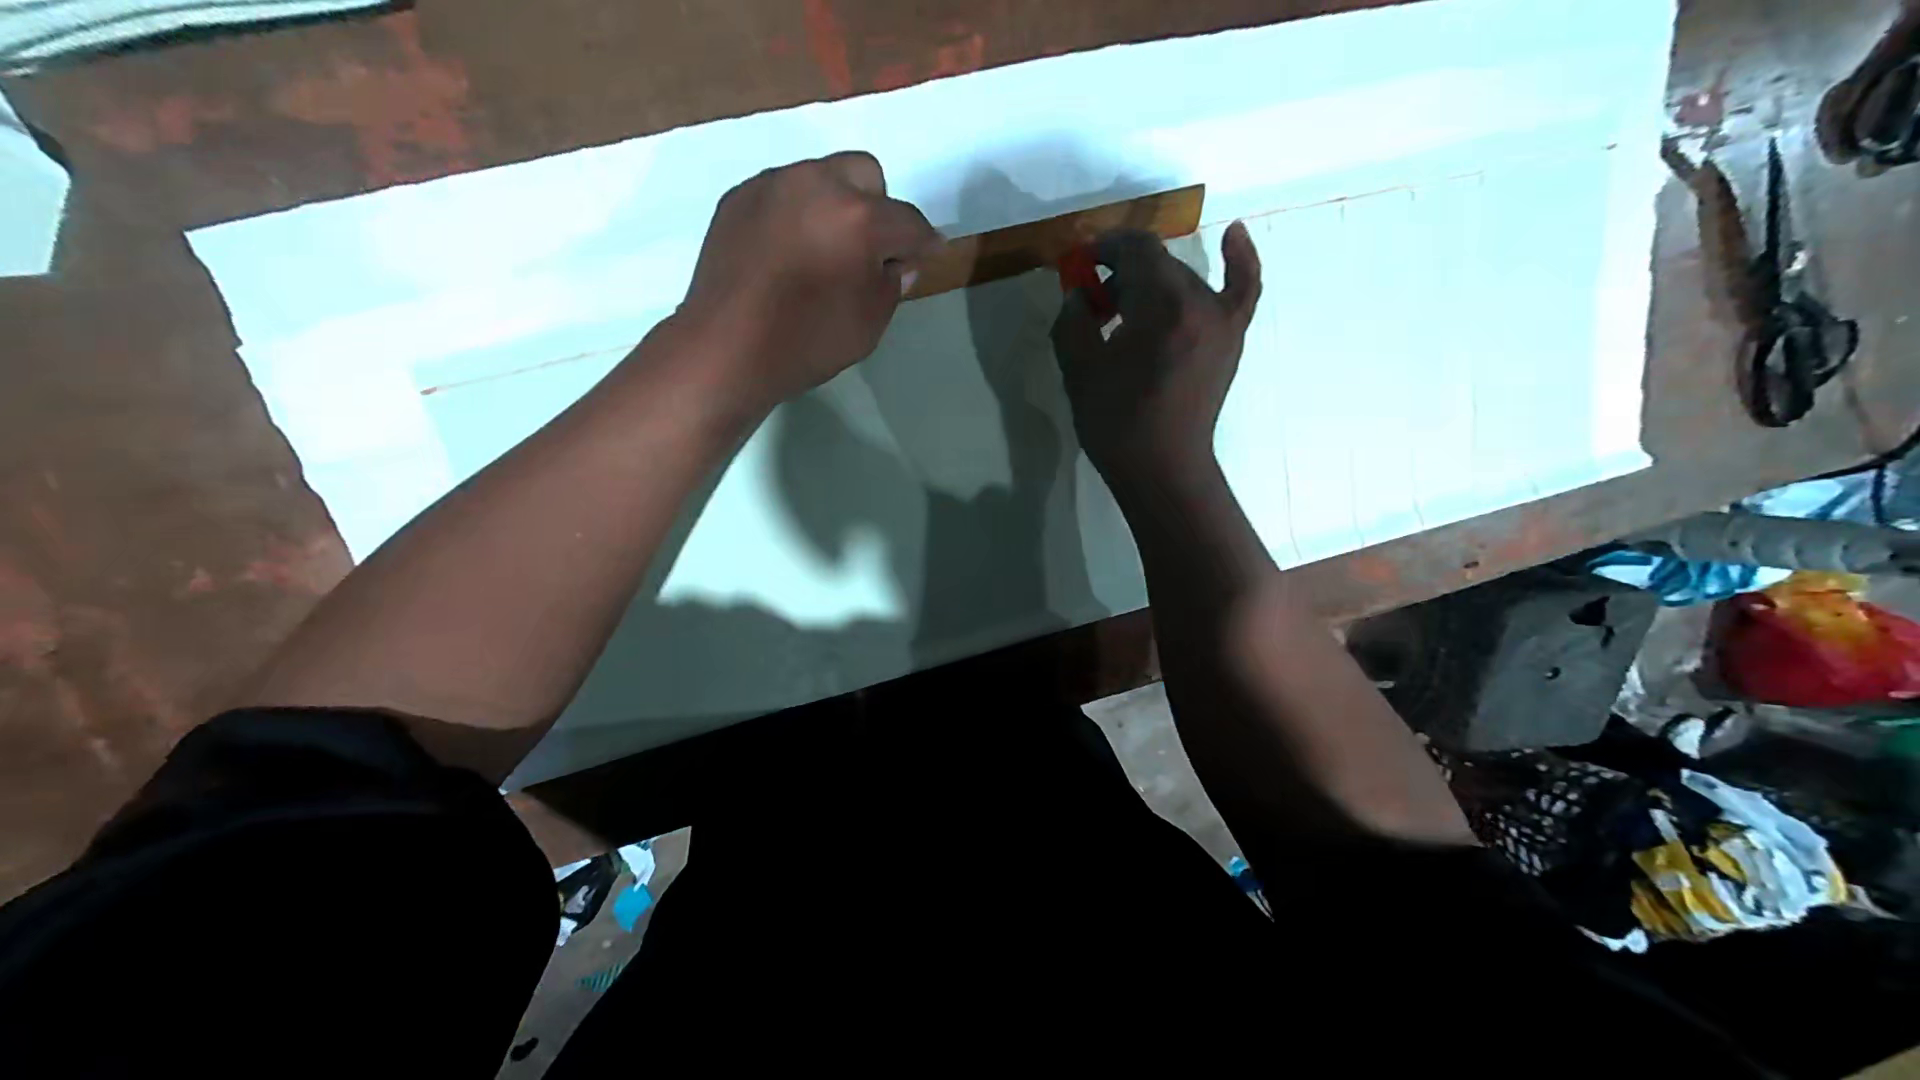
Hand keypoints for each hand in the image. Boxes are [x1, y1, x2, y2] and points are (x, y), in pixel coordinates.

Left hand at [671, 151, 940, 416]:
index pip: (909, 221)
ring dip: (832, 207)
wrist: (727, 348)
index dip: (925, 241)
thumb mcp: (870, 322)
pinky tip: (784, 254)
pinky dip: (794, 216)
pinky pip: (781, 194)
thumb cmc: (808, 341)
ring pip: (819, 178)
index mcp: (860, 218)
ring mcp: (773, 185)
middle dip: (876, 207)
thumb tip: (897, 262)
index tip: (928, 253)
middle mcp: (818, 184)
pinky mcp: (739, 197)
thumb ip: (893, 283)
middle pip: (865, 174)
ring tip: (820, 251)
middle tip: (865, 250)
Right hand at [1050, 222, 1261, 495]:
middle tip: (1094, 302)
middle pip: (1158, 264)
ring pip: (1185, 278)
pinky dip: (1239, 258)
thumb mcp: (1079, 370)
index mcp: (1161, 306)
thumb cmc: (1117, 424)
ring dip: (1152, 282)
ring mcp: (1223, 319)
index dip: (1103, 249)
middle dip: (1121, 272)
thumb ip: (1072, 321)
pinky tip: (1233, 233)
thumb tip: (1078, 293)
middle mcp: (1200, 302)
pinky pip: (1243, 287)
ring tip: (1126, 307)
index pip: (1134, 250)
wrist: (1163, 468)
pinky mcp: (1232, 338)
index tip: (1079, 264)